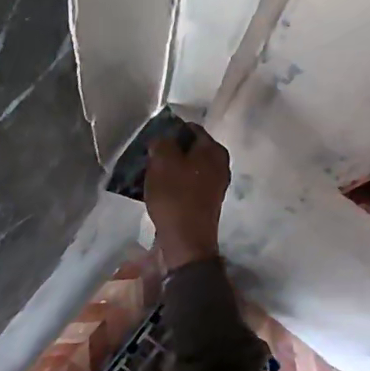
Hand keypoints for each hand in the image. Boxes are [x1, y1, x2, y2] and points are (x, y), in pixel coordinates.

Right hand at [145, 122, 230, 269]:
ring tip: (151, 175)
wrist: (186, 241)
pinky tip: (160, 191)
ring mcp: (215, 186)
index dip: (169, 131)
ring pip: (189, 169)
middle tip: (149, 158)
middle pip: (191, 150)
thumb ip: (162, 142)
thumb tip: (162, 139)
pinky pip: (188, 186)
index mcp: (213, 150)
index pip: (190, 129)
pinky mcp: (206, 203)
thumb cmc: (175, 196)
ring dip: (171, 170)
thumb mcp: (162, 161)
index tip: (151, 141)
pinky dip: (175, 186)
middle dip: (170, 152)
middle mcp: (220, 165)